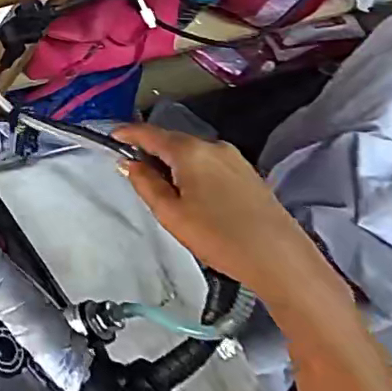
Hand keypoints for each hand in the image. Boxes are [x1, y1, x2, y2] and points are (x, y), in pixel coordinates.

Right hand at [112, 123, 323, 297]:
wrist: (278, 257)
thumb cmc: (218, 237)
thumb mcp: (172, 214)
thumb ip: (146, 184)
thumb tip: (130, 163)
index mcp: (189, 151)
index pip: (151, 133)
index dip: (129, 133)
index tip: (112, 136)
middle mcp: (212, 145)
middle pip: (173, 141)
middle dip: (152, 151)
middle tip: (136, 171)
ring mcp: (233, 157)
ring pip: (193, 152)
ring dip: (174, 163)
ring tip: (166, 190)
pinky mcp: (247, 171)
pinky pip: (210, 162)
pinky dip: (194, 170)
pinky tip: (194, 194)